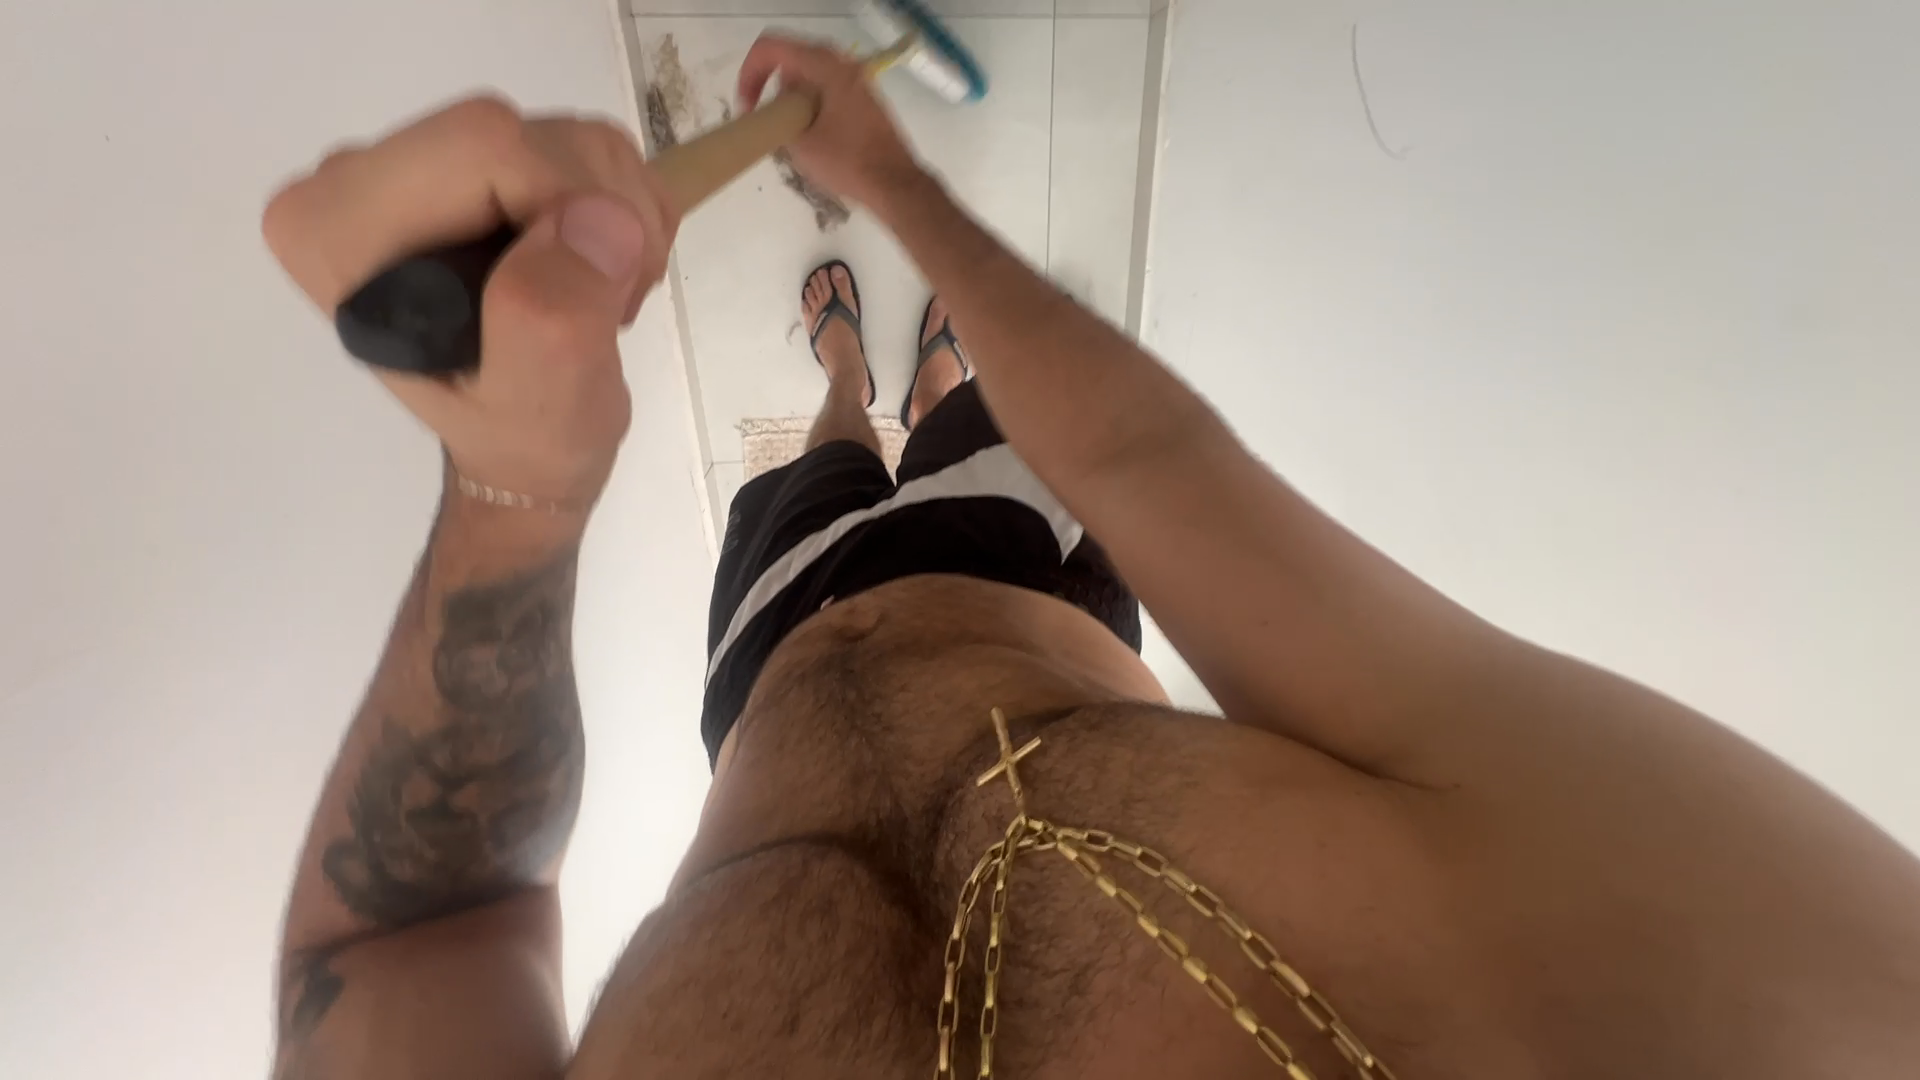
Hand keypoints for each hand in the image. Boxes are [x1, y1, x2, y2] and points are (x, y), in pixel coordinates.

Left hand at [263, 97, 680, 506]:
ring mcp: (415, 171)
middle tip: (619, 299)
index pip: (487, 147)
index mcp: (340, 229)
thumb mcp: (546, 402)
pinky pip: (576, 147)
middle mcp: (354, 181)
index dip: (578, 210)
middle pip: (520, 131)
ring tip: (612, 293)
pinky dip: (622, 206)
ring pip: (561, 134)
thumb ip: (555, 314)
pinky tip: (608, 268)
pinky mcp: (468, 173)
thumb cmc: (533, 442)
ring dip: (623, 215)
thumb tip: (604, 219)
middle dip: (607, 213)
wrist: (531, 454)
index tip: (610, 295)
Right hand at [737, 34, 925, 208]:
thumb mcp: (800, 144)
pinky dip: (816, 112)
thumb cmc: (848, 163)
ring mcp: (859, 83)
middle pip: (793, 64)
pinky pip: (831, 97)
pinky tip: (818, 144)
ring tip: (795, 140)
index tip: (747, 107)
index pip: (770, 48)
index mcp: (823, 63)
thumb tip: (778, 112)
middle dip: (775, 92)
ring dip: (797, 106)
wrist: (896, 185)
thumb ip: (778, 118)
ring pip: (812, 83)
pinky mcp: (868, 103)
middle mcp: (842, 64)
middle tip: (773, 126)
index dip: (750, 73)